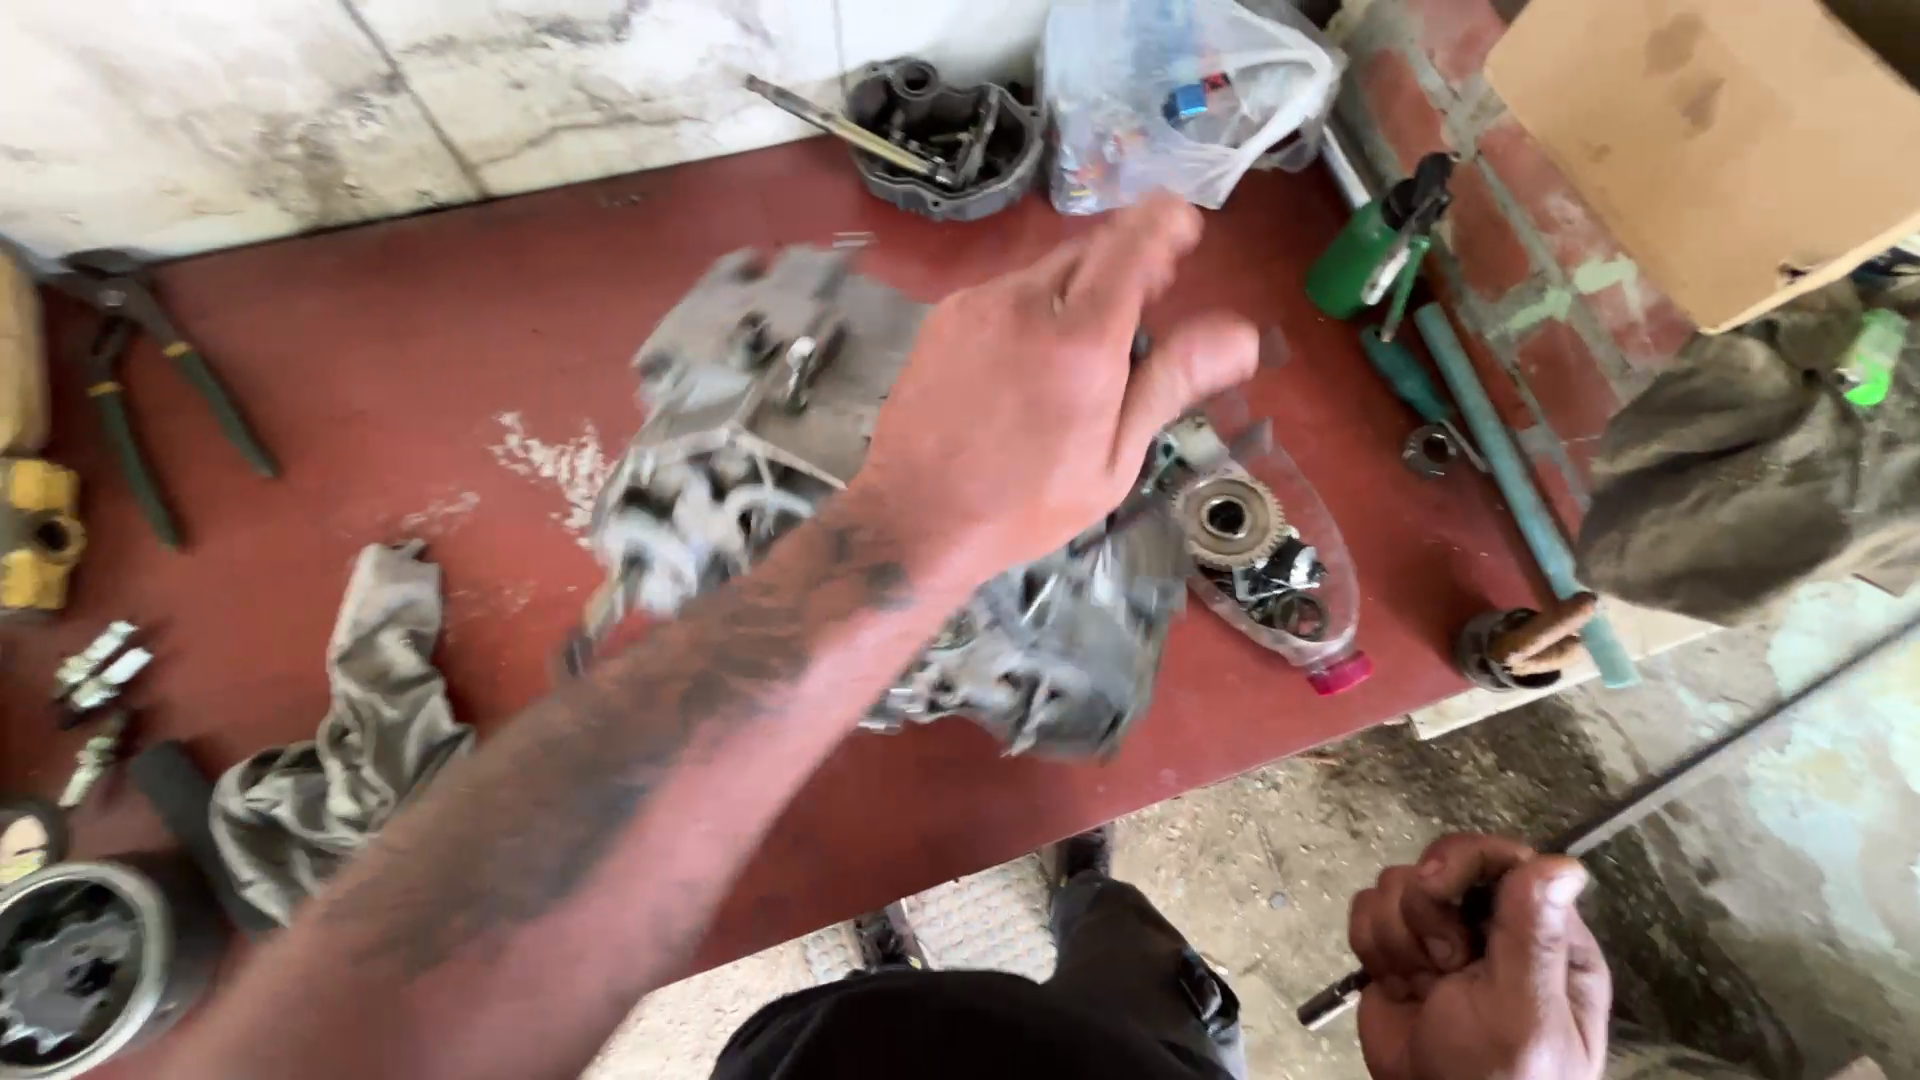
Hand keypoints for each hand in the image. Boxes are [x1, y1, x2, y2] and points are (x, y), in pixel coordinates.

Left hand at [851, 193, 1258, 583]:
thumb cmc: (1023, 507)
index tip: (1185, 228)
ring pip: (1044, 271)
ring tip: (1081, 348)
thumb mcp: (1111, 461)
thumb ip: (1170, 384)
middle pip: (1091, 250)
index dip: (1166, 223)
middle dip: (1126, 264)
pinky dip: (1030, 308)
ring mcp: (976, 304)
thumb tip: (1240, 334)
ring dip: (1075, 290)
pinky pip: (1004, 293)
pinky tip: (1025, 361)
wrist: (914, 518)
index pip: (1133, 242)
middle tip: (1144, 304)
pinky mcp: (943, 317)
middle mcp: (1025, 302)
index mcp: (1080, 340)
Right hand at [1349, 834, 1611, 1079]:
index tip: (1437, 884)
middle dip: (1424, 907)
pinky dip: (1372, 946)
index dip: (1464, 860)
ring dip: (1397, 938)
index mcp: (1544, 937)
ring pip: (1395, 884)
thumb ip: (1533, 936)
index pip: (1504, 859)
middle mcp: (1492, 925)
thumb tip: (1563, 862)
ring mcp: (1439, 932)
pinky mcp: (1394, 944)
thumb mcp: (1523, 1013)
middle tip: (1439, 957)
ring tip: (1420, 985)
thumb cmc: (1496, 1077)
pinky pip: (1366, 908)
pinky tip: (1396, 984)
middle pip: (1441, 861)